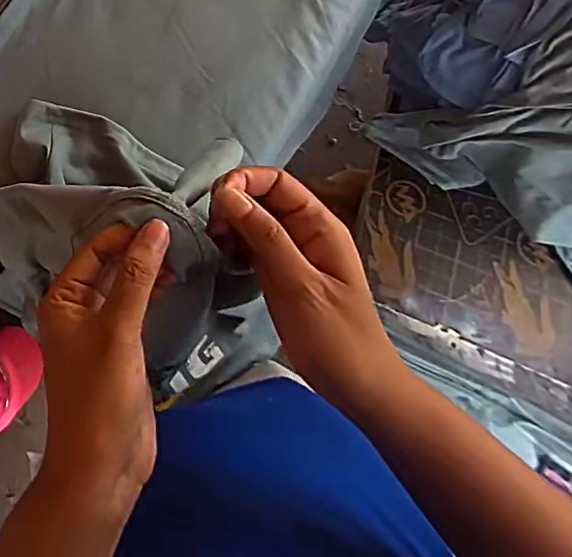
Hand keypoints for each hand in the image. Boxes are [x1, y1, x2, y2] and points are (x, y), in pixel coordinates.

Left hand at [35, 219, 168, 505]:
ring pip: (123, 284)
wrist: (103, 468)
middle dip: (138, 249)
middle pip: (108, 264)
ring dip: (147, 269)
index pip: (94, 249)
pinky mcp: (119, 347)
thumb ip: (137, 276)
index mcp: (62, 298)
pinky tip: (172, 283)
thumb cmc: (101, 396)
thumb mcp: (119, 330)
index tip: (164, 222)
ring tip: (180, 255)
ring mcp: (97, 328)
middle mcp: (76, 308)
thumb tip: (155, 228)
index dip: (126, 234)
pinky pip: (134, 306)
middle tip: (178, 235)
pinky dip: (151, 292)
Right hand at [209, 167, 407, 413]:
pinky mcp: (279, 272)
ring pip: (252, 220)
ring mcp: (291, 252)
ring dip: (229, 226)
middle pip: (261, 197)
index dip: (244, 181)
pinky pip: (251, 245)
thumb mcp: (299, 284)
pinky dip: (234, 246)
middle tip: (212, 230)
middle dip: (232, 204)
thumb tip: (227, 193)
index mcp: (319, 224)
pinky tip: (224, 259)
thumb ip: (264, 235)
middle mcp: (305, 231)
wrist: (359, 391)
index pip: (277, 181)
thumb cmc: (337, 338)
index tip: (215, 200)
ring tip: (215, 246)